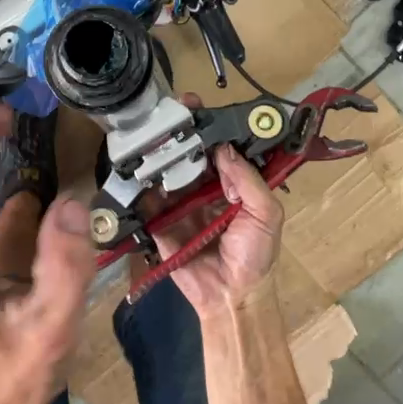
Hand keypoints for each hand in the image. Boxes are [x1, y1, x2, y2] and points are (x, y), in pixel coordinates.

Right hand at [150, 98, 283, 315]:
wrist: (231, 299)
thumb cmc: (256, 256)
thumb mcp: (266, 215)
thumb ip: (249, 181)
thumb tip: (224, 147)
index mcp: (230, 183)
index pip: (216, 147)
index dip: (206, 127)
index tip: (194, 104)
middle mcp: (202, 188)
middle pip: (186, 154)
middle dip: (176, 133)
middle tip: (165, 113)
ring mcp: (178, 204)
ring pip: (165, 172)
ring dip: (156, 154)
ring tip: (148, 135)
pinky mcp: (158, 223)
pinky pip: (147, 202)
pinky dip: (140, 187)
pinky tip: (136, 169)